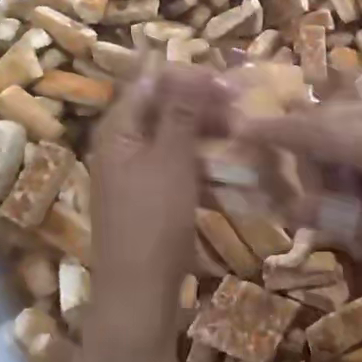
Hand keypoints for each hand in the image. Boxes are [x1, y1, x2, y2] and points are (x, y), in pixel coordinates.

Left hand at [86, 63, 229, 361]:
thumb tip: (189, 66)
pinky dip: (201, 164)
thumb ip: (181, 111)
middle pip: (163, 108)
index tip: (230, 84)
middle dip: (202, 105)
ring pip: (173, 139)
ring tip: (243, 137)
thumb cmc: (153, 221)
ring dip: (206, 134)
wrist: (139, 295)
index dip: (189, 77)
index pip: (151, 82)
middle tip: (243, 111)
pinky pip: (177, 167)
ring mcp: (135, 173)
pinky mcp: (151, 198)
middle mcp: (121, 145)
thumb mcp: (171, 160)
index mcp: (118, 129)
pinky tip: (230, 169)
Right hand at [236, 101, 361, 280]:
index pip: (318, 130)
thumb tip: (293, 208)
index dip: (277, 130)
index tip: (241, 128)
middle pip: (334, 115)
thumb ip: (345, 216)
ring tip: (333, 190)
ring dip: (333, 144)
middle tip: (296, 183)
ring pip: (355, 116)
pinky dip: (357, 145)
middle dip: (305, 140)